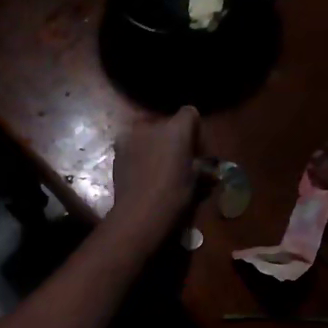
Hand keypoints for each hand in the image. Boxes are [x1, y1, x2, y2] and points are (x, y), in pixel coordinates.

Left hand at [111, 105, 199, 234]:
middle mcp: (151, 126)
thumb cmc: (174, 196)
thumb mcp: (195, 182)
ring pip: (147, 134)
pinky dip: (138, 154)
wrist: (138, 214)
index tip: (196, 151)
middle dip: (173, 138)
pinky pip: (132, 146)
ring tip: (157, 168)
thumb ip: (201, 169)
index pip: (189, 113)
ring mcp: (130, 137)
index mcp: (176, 129)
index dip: (194, 130)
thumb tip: (210, 172)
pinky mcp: (116, 152)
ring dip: (154, 145)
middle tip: (177, 161)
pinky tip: (141, 174)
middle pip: (166, 124)